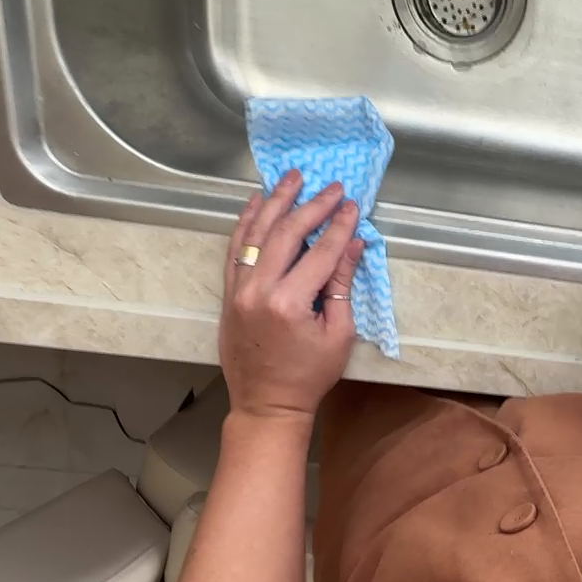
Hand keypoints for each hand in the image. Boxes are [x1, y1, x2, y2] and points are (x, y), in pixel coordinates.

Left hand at [218, 171, 364, 422]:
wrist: (267, 403)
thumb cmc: (310, 375)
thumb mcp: (338, 335)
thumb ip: (342, 286)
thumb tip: (352, 245)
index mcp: (291, 303)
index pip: (321, 252)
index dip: (338, 226)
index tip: (351, 205)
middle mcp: (259, 290)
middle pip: (286, 234)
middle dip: (310, 206)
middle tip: (329, 186)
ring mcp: (238, 289)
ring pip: (255, 233)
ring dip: (275, 202)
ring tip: (291, 178)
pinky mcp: (228, 292)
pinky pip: (235, 248)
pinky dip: (246, 222)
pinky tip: (257, 202)